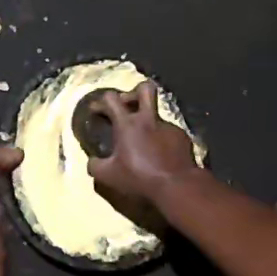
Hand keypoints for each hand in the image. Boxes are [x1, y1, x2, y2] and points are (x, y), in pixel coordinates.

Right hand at [85, 81, 201, 214]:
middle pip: (145, 89)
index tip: (97, 111)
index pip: (111, 98)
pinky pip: (167, 132)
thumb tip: (93, 161)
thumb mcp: (107, 175)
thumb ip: (95, 164)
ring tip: (142, 144)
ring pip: (155, 116)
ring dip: (146, 125)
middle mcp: (149, 120)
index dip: (101, 101)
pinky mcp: (183, 137)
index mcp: (127, 124)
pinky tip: (158, 156)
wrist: (178, 186)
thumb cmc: (138, 177)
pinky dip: (160, 140)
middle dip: (134, 93)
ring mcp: (168, 127)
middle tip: (127, 108)